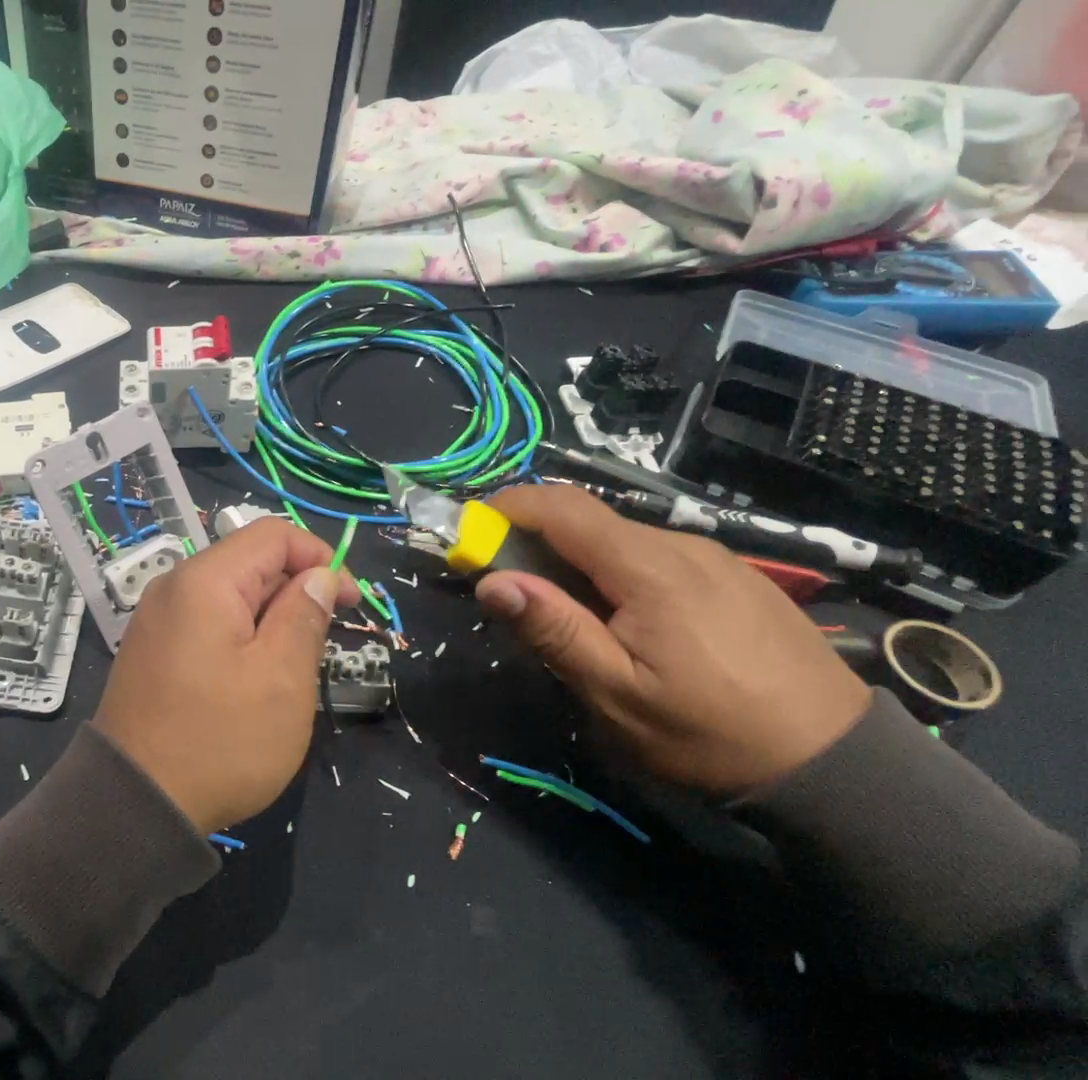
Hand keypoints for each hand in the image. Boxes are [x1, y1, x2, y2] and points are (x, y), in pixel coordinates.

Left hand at [94, 518, 360, 832]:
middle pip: (248, 563)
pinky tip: (253, 679)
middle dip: (296, 590)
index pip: (272, 535)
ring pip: (228, 597)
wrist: (135, 803)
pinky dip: (240, 638)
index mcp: (204, 581)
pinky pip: (205, 625)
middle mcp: (173, 589)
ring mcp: (156, 622)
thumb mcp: (281, 678)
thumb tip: (318, 575)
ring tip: (293, 667)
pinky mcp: (151, 652)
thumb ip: (303, 615)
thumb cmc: (219, 740)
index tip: (349, 603)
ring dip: (270, 619)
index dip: (320, 557)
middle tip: (324, 643)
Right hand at [473, 485, 870, 794]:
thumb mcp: (616, 694)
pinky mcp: (736, 578)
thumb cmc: (711, 733)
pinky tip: (626, 624)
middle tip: (512, 595)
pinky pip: (657, 558)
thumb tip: (491, 581)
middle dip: (536, 543)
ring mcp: (716, 559)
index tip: (470, 537)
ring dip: (577, 563)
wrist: (836, 763)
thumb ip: (553, 630)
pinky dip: (617, 574)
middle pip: (590, 521)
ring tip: (570, 620)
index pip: (563, 507)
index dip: (507, 508)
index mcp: (650, 568)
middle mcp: (683, 546)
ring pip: (623, 541)